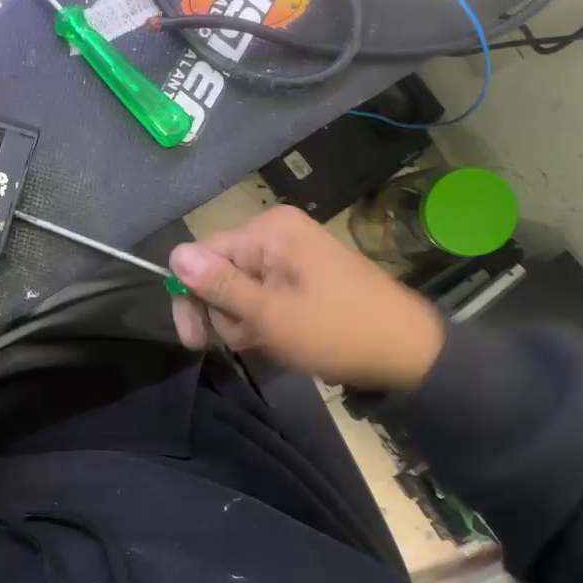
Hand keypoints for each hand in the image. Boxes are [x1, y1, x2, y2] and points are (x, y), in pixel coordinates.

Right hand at [168, 205, 446, 390]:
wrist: (408, 352)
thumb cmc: (335, 332)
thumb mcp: (268, 314)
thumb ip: (218, 285)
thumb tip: (174, 255)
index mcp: (268, 231)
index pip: (200, 254)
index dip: (190, 296)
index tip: (193, 339)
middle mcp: (276, 231)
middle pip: (217, 270)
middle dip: (225, 312)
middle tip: (248, 341)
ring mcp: (292, 251)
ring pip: (237, 286)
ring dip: (245, 320)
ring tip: (272, 340)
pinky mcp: (303, 271)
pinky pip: (262, 290)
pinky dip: (264, 316)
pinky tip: (281, 335)